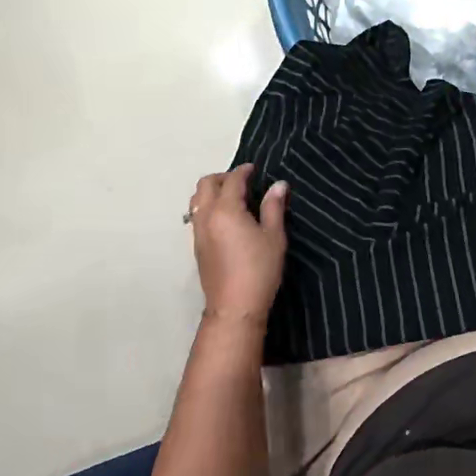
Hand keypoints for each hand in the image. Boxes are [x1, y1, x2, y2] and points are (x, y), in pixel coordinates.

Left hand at [189, 164, 288, 322]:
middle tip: (243, 182)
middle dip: (223, 177)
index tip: (255, 168)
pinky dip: (208, 206)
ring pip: (197, 199)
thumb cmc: (259, 270)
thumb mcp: (274, 237)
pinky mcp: (196, 246)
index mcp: (225, 209)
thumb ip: (273, 207)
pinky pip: (197, 215)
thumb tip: (278, 185)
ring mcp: (198, 231)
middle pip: (206, 184)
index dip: (244, 171)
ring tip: (232, 198)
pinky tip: (225, 218)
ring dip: (212, 191)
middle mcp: (206, 216)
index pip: (232, 180)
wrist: (234, 306)